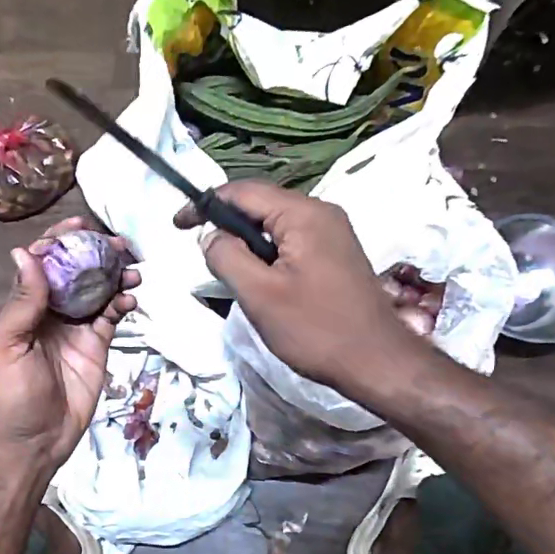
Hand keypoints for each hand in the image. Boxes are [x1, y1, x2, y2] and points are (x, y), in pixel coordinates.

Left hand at [0, 217, 138, 469]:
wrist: (35, 437)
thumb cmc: (12, 392)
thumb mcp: (6, 344)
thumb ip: (21, 301)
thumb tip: (25, 252)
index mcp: (24, 306)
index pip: (42, 264)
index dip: (58, 241)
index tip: (80, 226)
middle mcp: (51, 311)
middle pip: (75, 272)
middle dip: (95, 254)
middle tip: (118, 243)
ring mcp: (76, 328)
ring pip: (98, 290)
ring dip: (115, 275)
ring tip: (132, 268)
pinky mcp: (97, 346)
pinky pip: (112, 316)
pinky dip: (123, 303)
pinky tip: (131, 298)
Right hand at [174, 180, 428, 391]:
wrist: (375, 361)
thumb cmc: (315, 328)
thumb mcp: (259, 294)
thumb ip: (227, 257)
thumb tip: (211, 236)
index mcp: (304, 214)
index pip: (243, 191)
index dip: (206, 204)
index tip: (179, 225)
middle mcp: (321, 213)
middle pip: (260, 204)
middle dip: (226, 223)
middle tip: (201, 252)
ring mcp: (333, 233)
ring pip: (275, 224)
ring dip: (246, 241)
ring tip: (225, 269)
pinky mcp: (336, 254)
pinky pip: (291, 240)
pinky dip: (267, 252)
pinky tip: (257, 278)